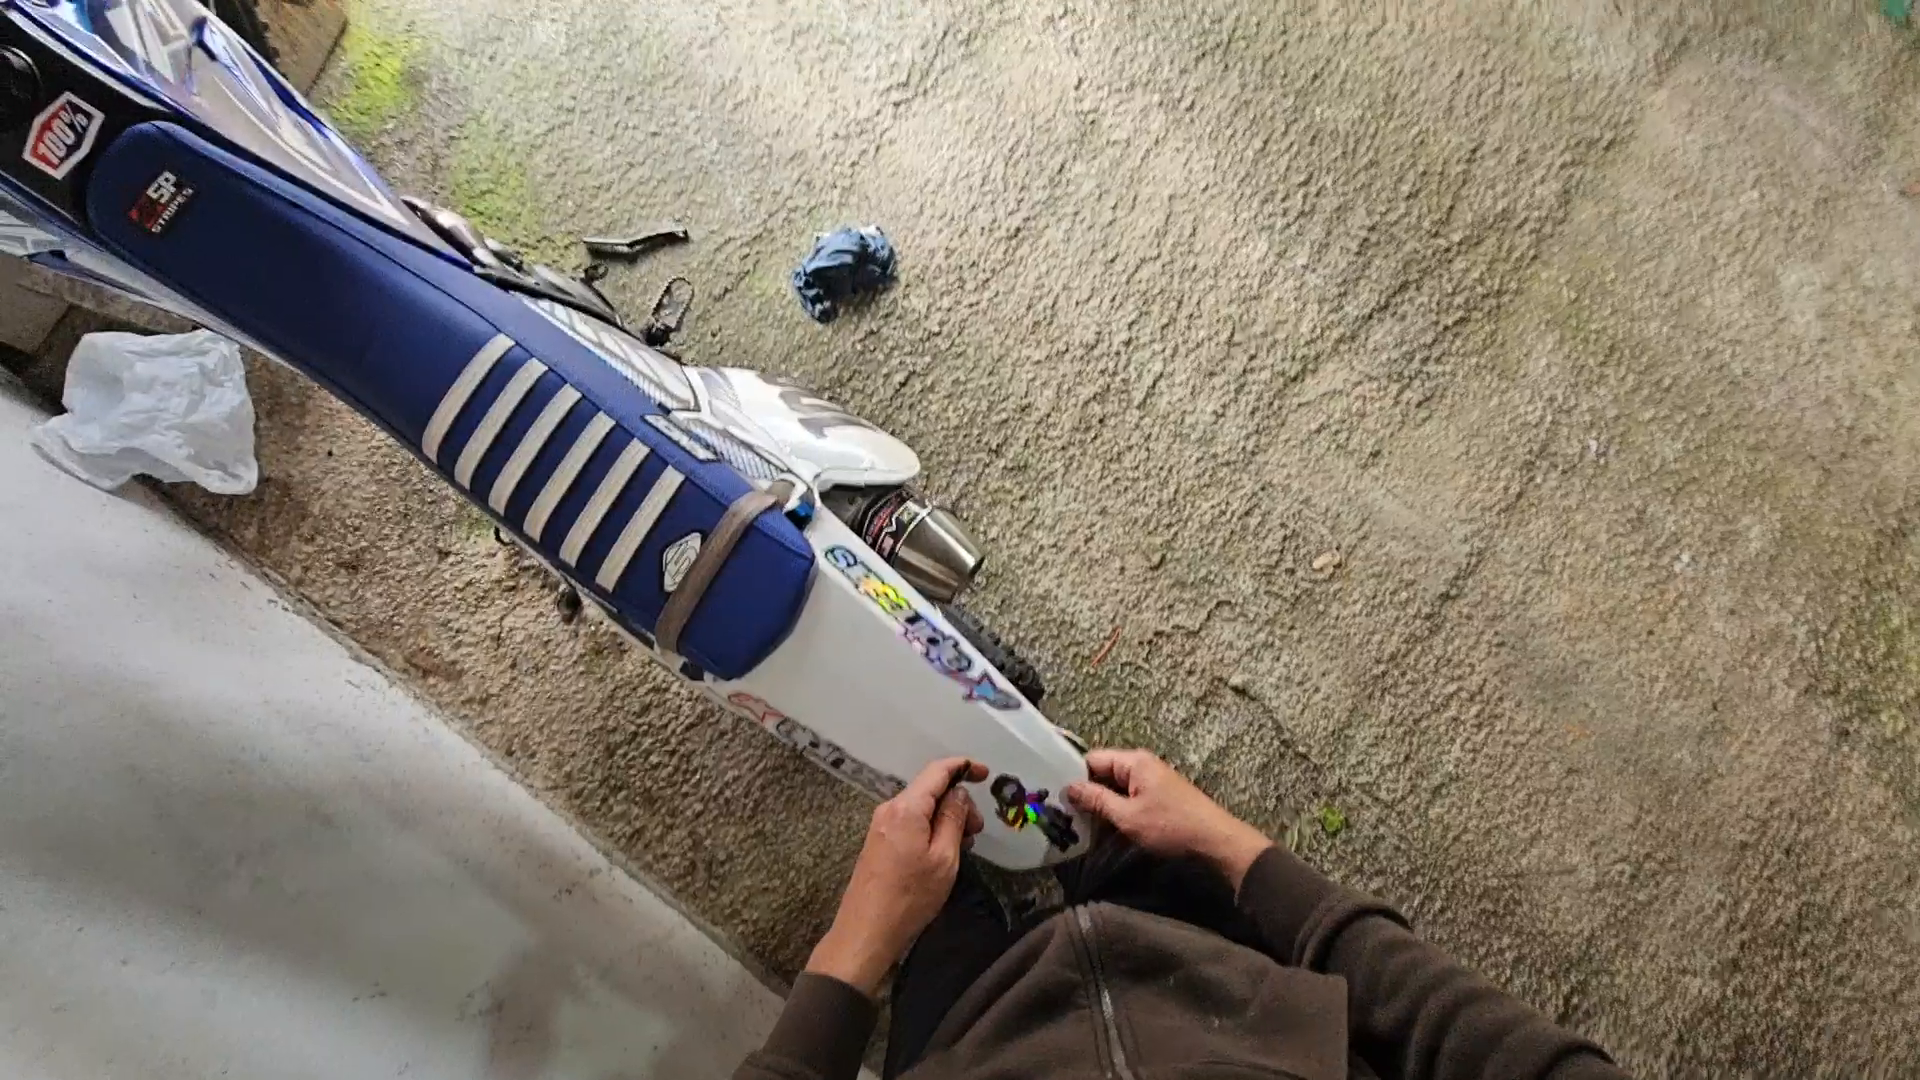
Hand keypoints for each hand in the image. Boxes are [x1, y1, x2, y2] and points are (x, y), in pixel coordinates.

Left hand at [806, 757, 987, 996]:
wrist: (865, 933)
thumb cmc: (910, 897)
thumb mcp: (943, 859)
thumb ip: (953, 819)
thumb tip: (959, 793)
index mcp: (907, 807)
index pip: (938, 770)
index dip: (963, 766)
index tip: (986, 774)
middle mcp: (890, 808)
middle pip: (930, 789)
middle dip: (959, 802)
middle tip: (978, 830)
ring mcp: (882, 825)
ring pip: (922, 808)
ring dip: (946, 818)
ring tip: (964, 845)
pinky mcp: (879, 841)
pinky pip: (911, 822)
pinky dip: (932, 828)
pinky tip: (944, 851)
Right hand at [1065, 749, 1272, 891]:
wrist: (1216, 842)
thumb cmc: (1170, 826)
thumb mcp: (1128, 816)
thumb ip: (1096, 800)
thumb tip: (1068, 787)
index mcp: (1133, 761)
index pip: (1092, 758)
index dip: (1073, 774)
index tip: (1055, 793)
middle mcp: (1141, 764)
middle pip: (1103, 771)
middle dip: (1085, 790)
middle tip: (1063, 811)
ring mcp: (1151, 780)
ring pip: (1115, 786)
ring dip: (1101, 802)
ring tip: (1078, 821)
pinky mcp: (1158, 795)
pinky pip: (1128, 795)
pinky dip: (1116, 807)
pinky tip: (1104, 825)